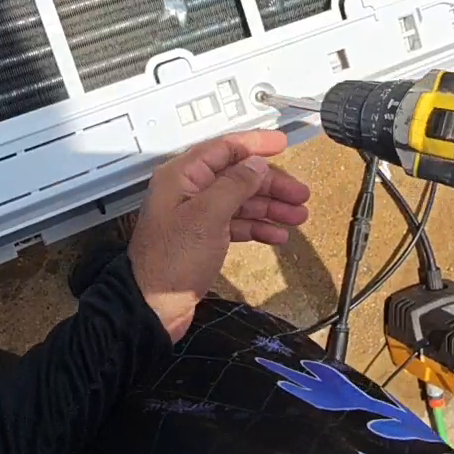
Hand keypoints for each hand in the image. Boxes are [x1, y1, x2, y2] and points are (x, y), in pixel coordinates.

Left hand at [129, 130, 311, 339]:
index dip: (255, 144)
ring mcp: (196, 216)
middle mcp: (189, 191)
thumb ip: (234, 185)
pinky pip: (237, 224)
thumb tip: (256, 163)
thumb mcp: (207, 217)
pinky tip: (277, 235)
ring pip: (241, 201)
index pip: (224, 149)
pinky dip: (258, 227)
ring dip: (270, 207)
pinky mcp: (203, 239)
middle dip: (271, 184)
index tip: (282, 144)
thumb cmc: (172, 262)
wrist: (153, 310)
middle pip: (237, 176)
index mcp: (182, 177)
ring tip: (298, 216)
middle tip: (300, 194)